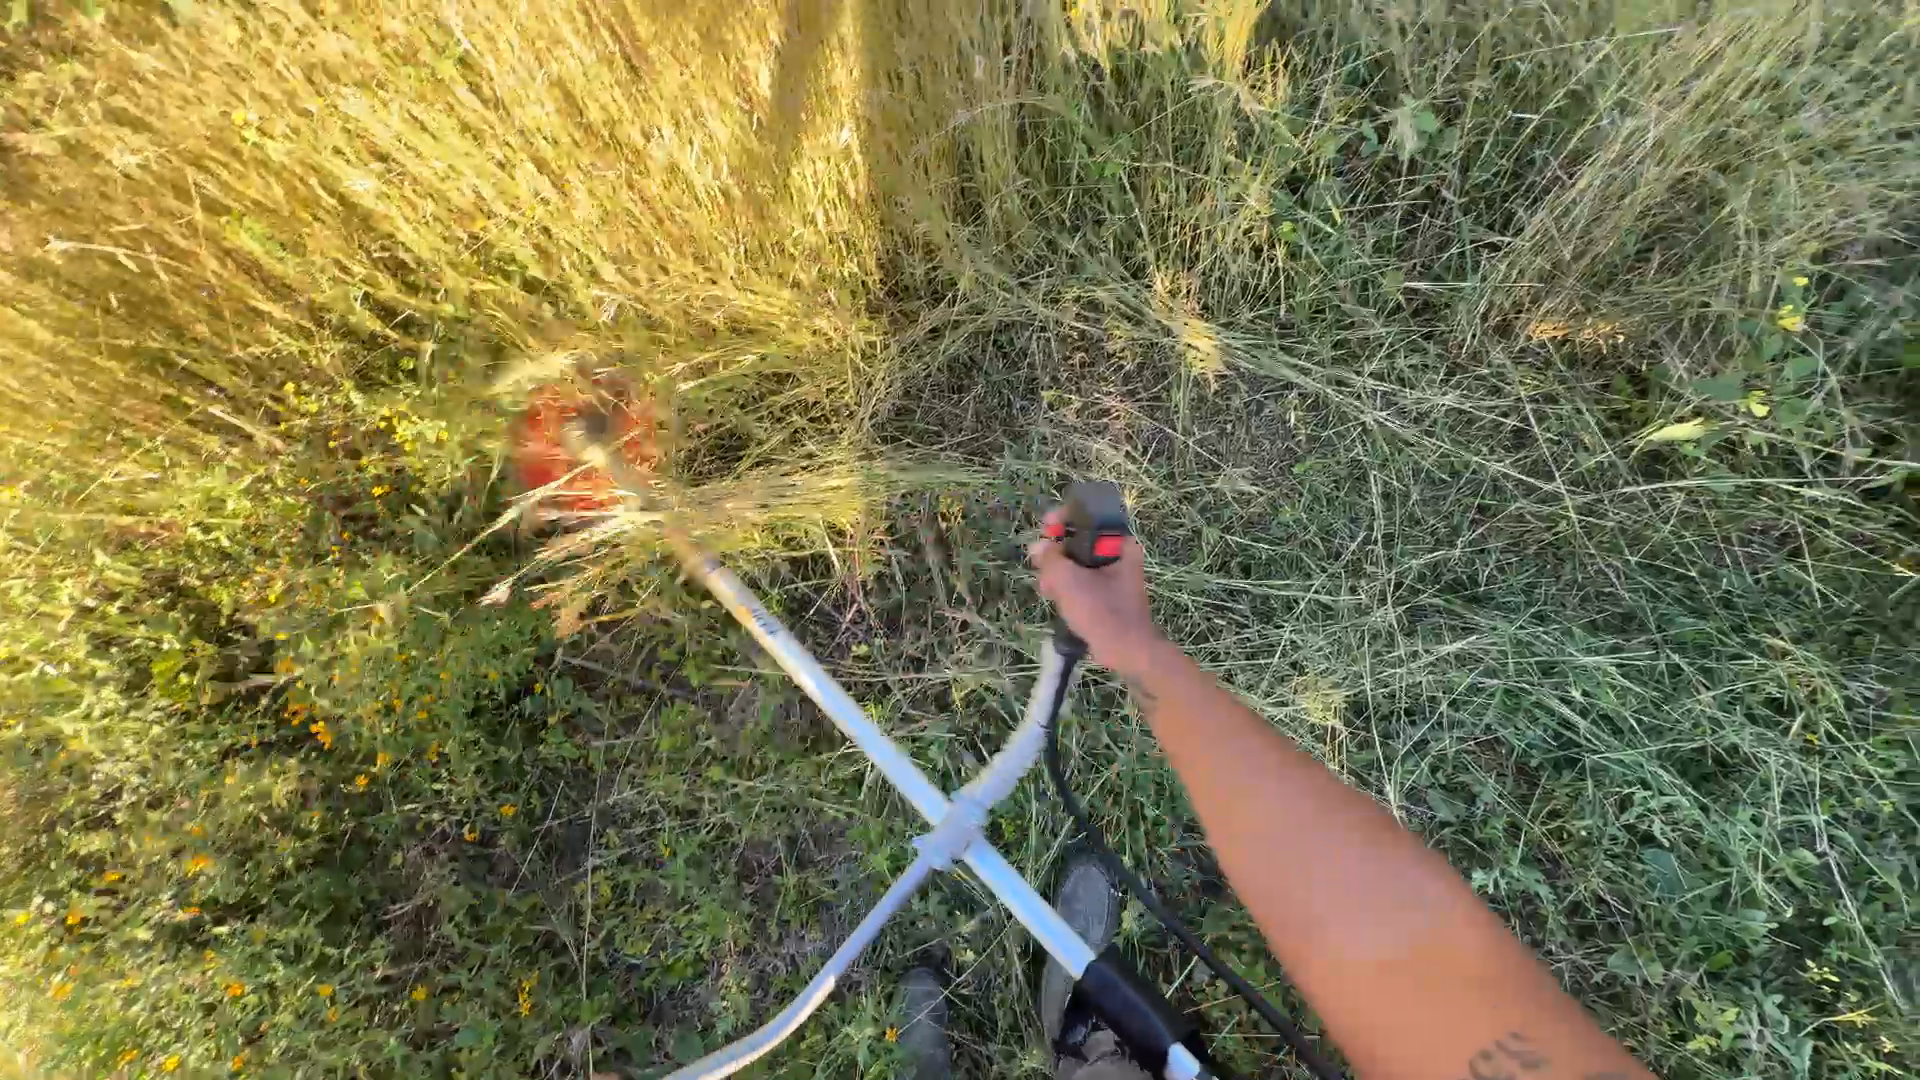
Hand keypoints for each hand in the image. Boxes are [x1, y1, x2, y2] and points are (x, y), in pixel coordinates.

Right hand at [1027, 507, 1165, 676]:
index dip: (1064, 518)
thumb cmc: (1101, 610)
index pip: (1089, 516)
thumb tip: (1037, 546)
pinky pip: (1080, 580)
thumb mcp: (1069, 580)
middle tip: (1042, 566)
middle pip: (1078, 540)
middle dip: (1056, 554)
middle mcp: (1118, 554)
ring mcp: (1112, 575)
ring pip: (1076, 562)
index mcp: (1119, 543)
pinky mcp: (1105, 593)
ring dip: (1057, 573)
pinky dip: (1066, 586)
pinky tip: (1054, 597)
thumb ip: (1050, 558)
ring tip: (1047, 589)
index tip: (1046, 528)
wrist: (1126, 651)